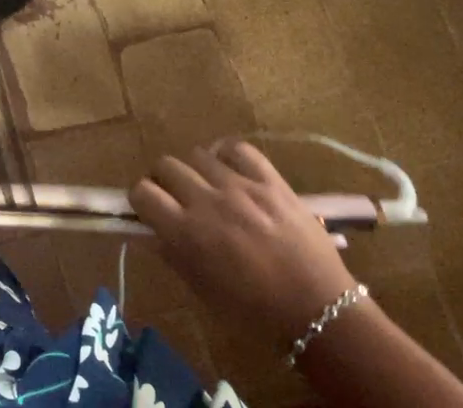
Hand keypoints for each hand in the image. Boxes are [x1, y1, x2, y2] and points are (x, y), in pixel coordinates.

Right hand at [131, 142, 359, 345]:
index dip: (141, 200)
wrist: (321, 312)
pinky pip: (239, 149)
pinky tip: (231, 171)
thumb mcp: (201, 289)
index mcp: (186, 232)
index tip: (152, 211)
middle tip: (178, 199)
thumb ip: (170, 253)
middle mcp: (208, 202)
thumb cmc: (254, 311)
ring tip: (210, 188)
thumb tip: (147, 231)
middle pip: (165, 166)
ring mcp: (242, 188)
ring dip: (196, 171)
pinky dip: (228, 155)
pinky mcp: (272, 183)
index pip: (141, 192)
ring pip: (197, 155)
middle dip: (164, 181)